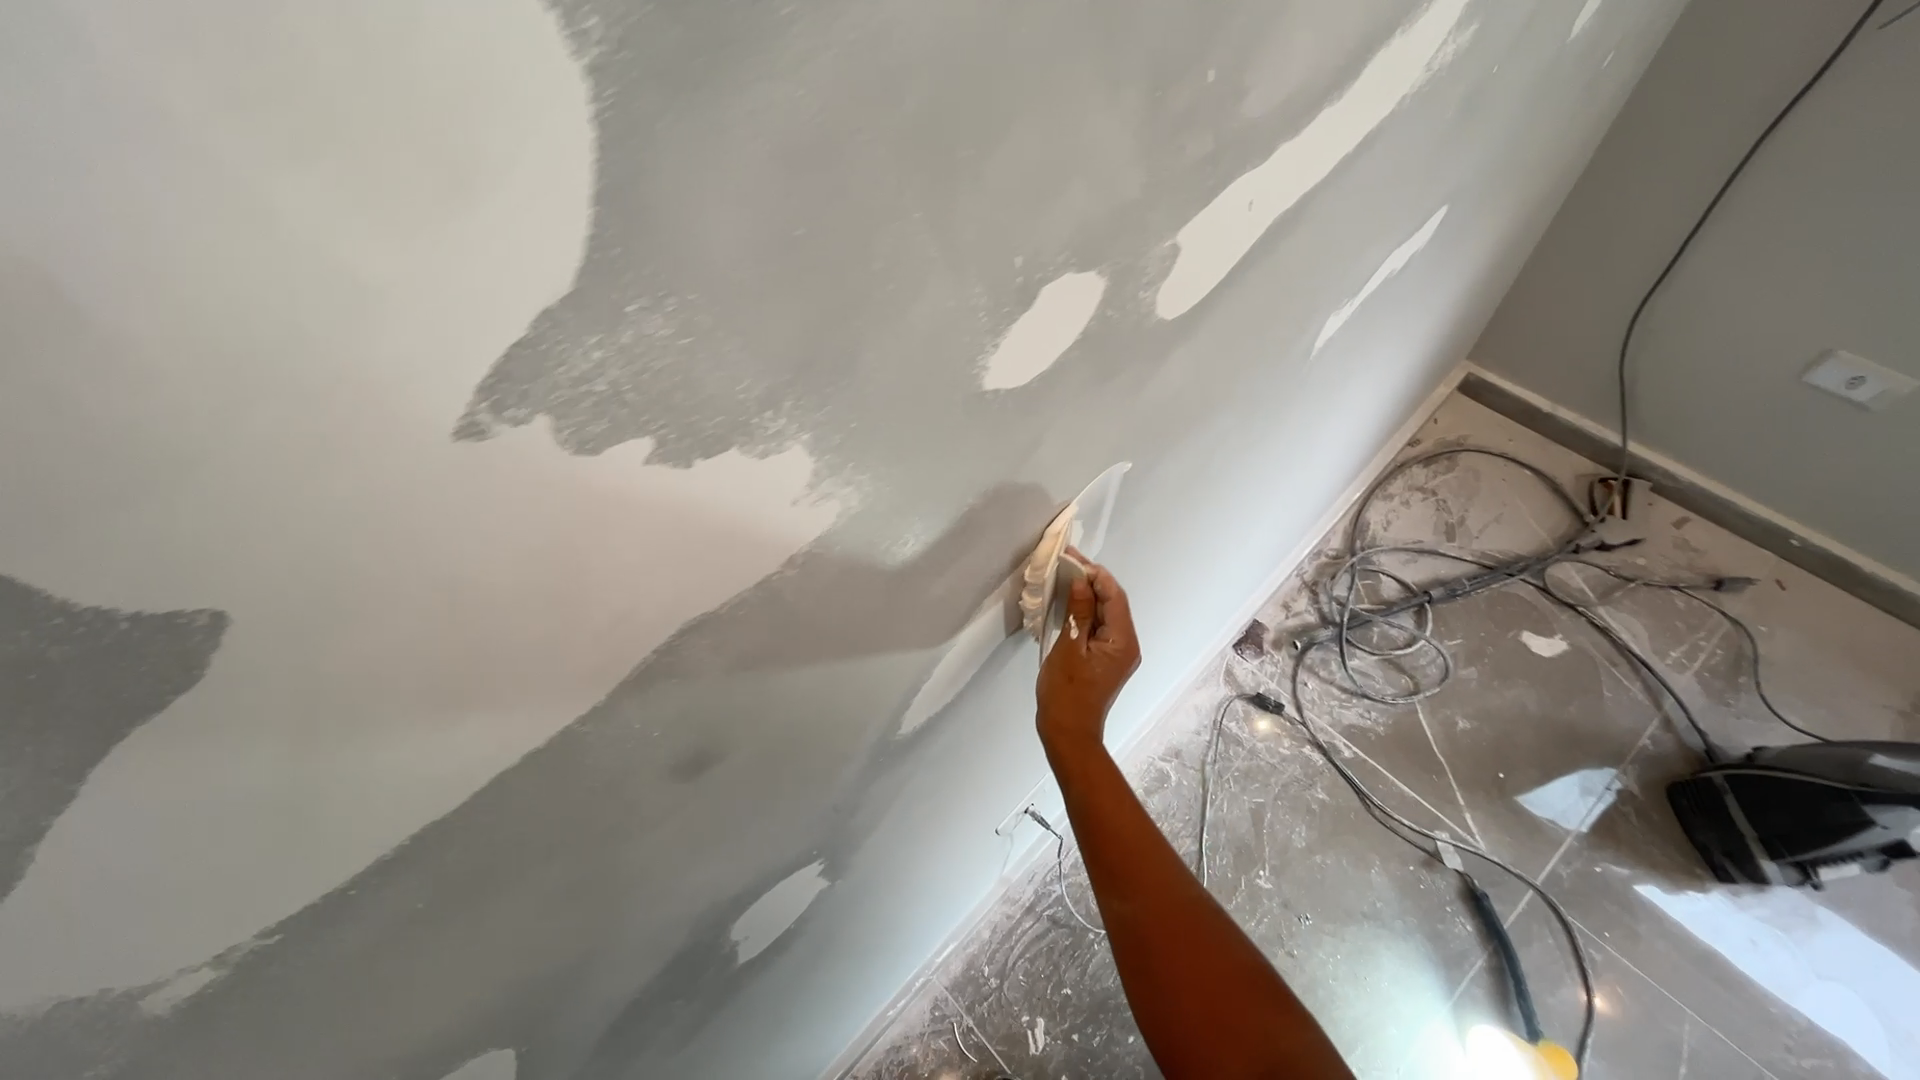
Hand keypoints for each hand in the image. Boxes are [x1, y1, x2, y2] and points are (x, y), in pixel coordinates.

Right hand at [1036, 551, 1140, 759]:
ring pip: (1106, 614)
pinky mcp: (1107, 659)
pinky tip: (1069, 603)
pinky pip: (1100, 627)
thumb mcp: (1069, 648)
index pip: (1115, 597)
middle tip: (1068, 562)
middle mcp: (1128, 645)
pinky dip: (1086, 612)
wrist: (1067, 732)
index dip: (1097, 575)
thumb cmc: (1066, 692)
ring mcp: (1118, 653)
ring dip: (1088, 595)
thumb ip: (1079, 612)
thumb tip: (1082, 582)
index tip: (1074, 558)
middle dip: (1092, 581)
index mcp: (1123, 641)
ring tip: (1066, 576)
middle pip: (1113, 603)